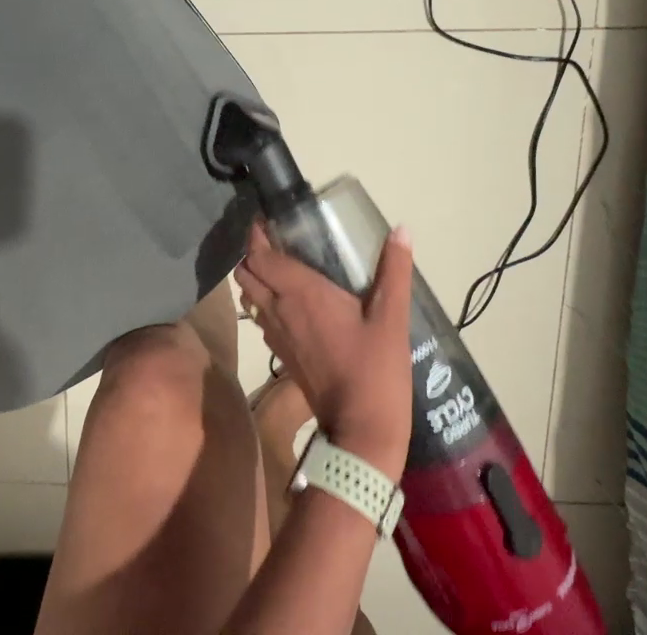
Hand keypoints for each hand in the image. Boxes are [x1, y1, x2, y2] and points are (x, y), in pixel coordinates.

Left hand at [236, 221, 413, 480]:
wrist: (359, 427)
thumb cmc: (376, 368)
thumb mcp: (392, 317)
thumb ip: (394, 270)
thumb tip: (402, 229)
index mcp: (300, 292)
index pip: (259, 255)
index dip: (256, 234)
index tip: (266, 219)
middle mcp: (278, 308)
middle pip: (245, 272)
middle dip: (252, 252)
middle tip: (274, 241)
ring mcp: (274, 334)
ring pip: (249, 296)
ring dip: (255, 277)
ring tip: (278, 266)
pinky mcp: (279, 353)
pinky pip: (260, 318)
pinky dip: (263, 303)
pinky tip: (288, 302)